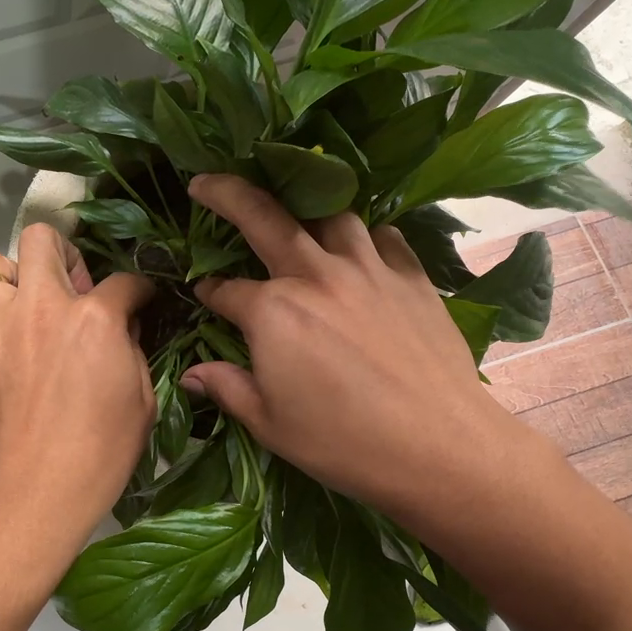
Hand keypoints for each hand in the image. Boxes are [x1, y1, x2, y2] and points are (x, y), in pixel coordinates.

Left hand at [0, 223, 154, 555]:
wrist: (40, 491)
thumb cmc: (102, 452)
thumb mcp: (142, 398)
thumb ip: (132, 350)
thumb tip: (122, 327)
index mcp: (95, 318)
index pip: (124, 280)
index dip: (138, 290)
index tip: (138, 301)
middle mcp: (42, 308)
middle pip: (42, 239)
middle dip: (62, 254)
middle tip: (71, 290)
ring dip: (6, 278)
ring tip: (20, 306)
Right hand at [180, 174, 533, 521]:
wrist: (440, 448)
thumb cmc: (343, 443)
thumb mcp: (270, 424)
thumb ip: (227, 388)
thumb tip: (191, 374)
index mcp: (273, 312)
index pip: (225, 290)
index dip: (207, 293)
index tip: (200, 296)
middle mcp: (316, 275)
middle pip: (265, 218)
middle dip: (227, 195)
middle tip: (205, 182)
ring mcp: (369, 270)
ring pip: (330, 215)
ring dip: (305, 211)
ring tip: (295, 216)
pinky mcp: (412, 278)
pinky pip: (383, 238)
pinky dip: (364, 237)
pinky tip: (359, 248)